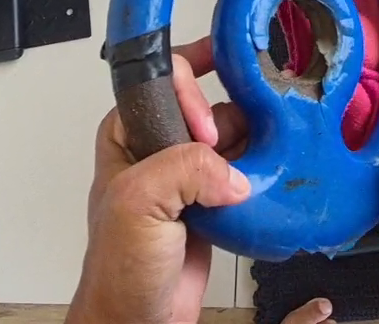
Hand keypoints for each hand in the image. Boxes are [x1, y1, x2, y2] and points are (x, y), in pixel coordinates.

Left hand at [68, 38, 249, 323]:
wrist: (140, 323)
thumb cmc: (117, 270)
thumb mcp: (138, 204)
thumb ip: (183, 169)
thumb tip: (231, 171)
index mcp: (129, 130)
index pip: (165, 80)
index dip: (191, 91)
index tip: (207, 124)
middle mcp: (158, 142)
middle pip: (203, 100)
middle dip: (225, 114)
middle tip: (239, 132)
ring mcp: (186, 169)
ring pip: (229, 131)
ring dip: (247, 140)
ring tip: (255, 155)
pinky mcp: (212, 194)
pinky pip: (242, 164)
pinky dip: (256, 167)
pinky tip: (261, 174)